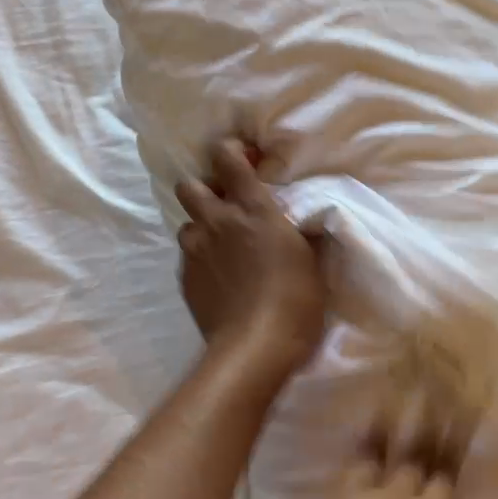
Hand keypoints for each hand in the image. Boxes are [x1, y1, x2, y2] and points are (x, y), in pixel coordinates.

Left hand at [177, 139, 327, 374]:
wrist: (255, 347)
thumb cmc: (296, 300)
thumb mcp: (312, 261)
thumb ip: (304, 232)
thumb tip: (308, 221)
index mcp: (252, 208)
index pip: (227, 156)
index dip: (232, 151)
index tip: (247, 161)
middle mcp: (217, 221)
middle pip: (190, 185)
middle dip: (205, 189)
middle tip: (228, 207)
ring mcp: (196, 251)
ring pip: (187, 224)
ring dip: (202, 229)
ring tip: (222, 248)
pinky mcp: (185, 279)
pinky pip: (188, 258)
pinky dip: (202, 260)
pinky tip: (220, 279)